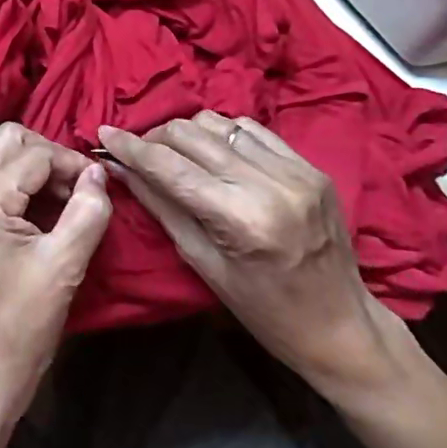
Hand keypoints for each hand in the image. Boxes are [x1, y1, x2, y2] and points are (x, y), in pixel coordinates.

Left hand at [0, 121, 112, 414]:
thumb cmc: (24, 322)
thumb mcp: (65, 266)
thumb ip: (87, 212)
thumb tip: (98, 174)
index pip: (35, 153)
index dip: (72, 163)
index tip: (99, 186)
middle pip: (8, 136)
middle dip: (47, 150)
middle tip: (74, 184)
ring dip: (26, 153)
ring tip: (55, 183)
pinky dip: (11, 167)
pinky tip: (36, 193)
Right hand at [99, 112, 398, 396]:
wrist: (342, 325)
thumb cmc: (265, 311)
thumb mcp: (204, 265)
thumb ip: (162, 207)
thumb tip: (121, 169)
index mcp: (243, 220)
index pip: (172, 167)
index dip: (132, 147)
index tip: (104, 133)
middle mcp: (271, 184)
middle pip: (192, 135)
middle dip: (156, 137)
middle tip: (138, 151)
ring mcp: (295, 169)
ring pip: (219, 123)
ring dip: (187, 132)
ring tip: (172, 151)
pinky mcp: (309, 163)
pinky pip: (250, 128)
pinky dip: (221, 133)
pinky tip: (212, 150)